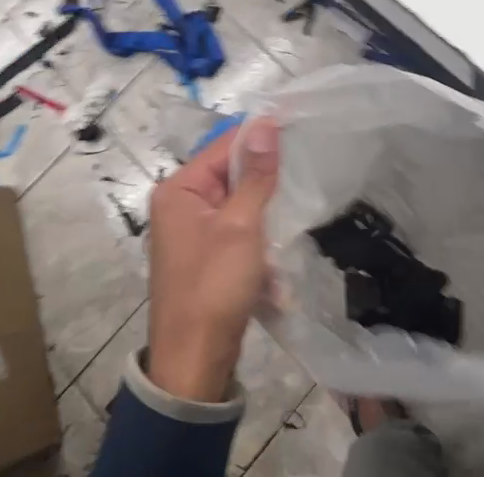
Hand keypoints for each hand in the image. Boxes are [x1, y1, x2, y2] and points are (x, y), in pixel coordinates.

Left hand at [146, 118, 280, 401]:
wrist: (195, 361)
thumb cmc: (214, 286)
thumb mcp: (241, 225)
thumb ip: (256, 174)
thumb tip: (266, 123)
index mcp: (179, 190)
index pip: (225, 145)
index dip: (261, 135)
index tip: (299, 123)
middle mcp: (180, 205)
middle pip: (232, 173)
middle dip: (266, 180)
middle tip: (304, 174)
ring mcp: (192, 233)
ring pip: (240, 204)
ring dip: (266, 215)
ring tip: (292, 218)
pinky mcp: (207, 257)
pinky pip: (239, 232)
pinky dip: (259, 242)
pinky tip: (275, 265)